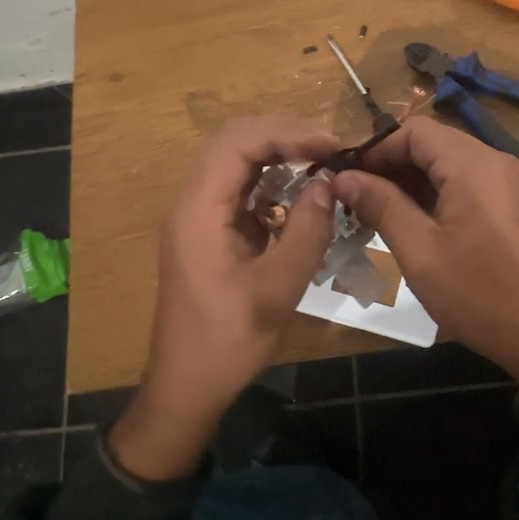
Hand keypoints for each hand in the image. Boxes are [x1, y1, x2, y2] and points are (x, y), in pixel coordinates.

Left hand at [108, 118, 341, 480]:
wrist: (186, 385)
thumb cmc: (228, 341)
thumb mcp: (277, 289)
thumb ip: (306, 231)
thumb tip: (329, 183)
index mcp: (199, 209)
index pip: (240, 141)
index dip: (287, 133)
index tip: (331, 146)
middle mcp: (193, 201)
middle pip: (235, 142)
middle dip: (285, 137)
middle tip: (331, 151)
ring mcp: (198, 216)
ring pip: (237, 162)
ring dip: (279, 157)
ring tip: (323, 167)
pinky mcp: (208, 231)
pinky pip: (239, 189)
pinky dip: (271, 183)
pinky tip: (300, 200)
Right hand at [331, 116, 518, 403]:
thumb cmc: (478, 295)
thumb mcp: (420, 251)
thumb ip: (381, 205)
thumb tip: (343, 177)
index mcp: (473, 165)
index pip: (414, 130)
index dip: (375, 148)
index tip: (344, 176)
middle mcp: (494, 161)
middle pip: (432, 143)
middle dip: (390, 165)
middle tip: (353, 197)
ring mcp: (507, 182)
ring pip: (447, 163)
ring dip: (410, 181)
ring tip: (374, 212)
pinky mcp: (511, 204)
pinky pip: (465, 182)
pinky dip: (434, 193)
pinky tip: (410, 222)